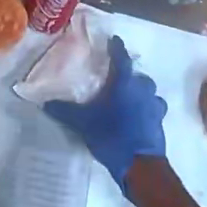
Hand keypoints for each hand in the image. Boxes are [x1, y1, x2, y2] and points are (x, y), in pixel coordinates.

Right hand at [42, 36, 167, 186]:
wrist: (140, 165)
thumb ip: (66, 111)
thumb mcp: (84, 123)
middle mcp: (142, 90)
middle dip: (127, 76)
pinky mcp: (160, 121)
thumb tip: (46, 103)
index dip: (117, 48)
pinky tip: (136, 117)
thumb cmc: (112, 136)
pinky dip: (145, 108)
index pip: (121, 58)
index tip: (114, 41)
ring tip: (125, 100)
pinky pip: (153, 108)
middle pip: (136, 76)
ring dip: (138, 93)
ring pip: (147, 92)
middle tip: (114, 80)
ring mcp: (154, 105)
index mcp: (124, 83)